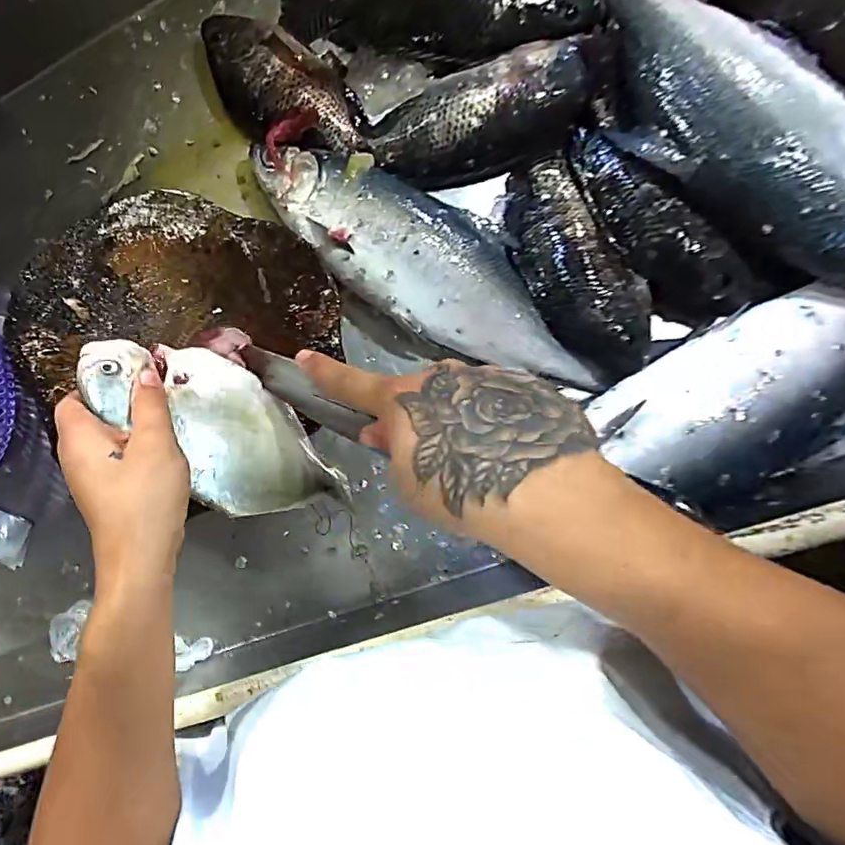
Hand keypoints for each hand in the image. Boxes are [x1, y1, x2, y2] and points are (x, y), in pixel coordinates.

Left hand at [54, 370, 188, 587]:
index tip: (134, 378)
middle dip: (124, 404)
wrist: (141, 561)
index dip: (100, 382)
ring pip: (108, 439)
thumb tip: (144, 371)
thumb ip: (150, 405)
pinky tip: (161, 458)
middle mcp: (74, 457)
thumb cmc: (144, 500)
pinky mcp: (105, 495)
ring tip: (164, 427)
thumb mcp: (155, 445)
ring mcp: (89, 479)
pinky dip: (135, 452)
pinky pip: (116, 460)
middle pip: (92, 416)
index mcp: (77, 439)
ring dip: (134, 430)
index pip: (73, 396)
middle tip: (157, 400)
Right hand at [295, 350, 606, 538]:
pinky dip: (493, 422)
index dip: (325, 374)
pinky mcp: (523, 387)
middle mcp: (441, 377)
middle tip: (426, 450)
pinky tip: (509, 451)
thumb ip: (393, 454)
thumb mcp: (409, 483)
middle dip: (415, 416)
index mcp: (403, 400)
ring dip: (458, 419)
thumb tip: (384, 434)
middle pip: (417, 394)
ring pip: (458, 396)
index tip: (304, 356)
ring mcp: (484, 377)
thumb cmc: (457, 488)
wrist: (540, 486)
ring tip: (480, 459)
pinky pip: (494, 403)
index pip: (352, 384)